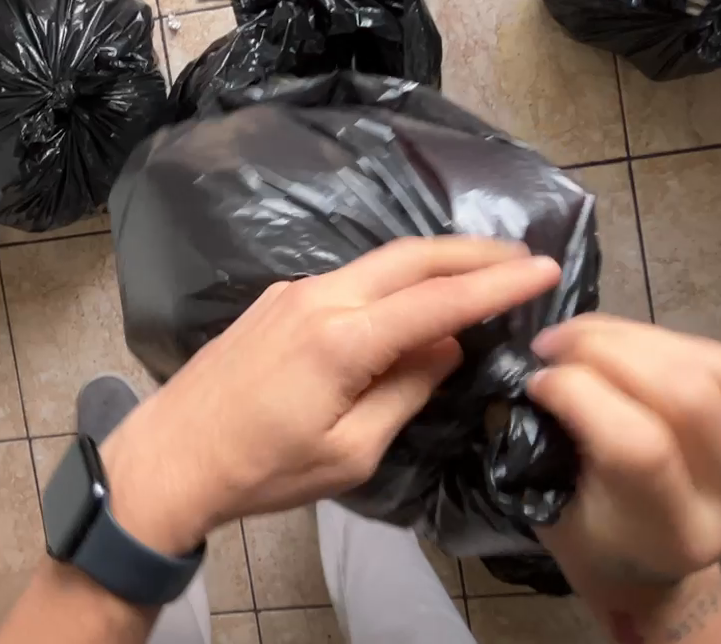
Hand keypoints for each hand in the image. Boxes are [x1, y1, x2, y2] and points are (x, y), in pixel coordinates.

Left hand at [97, 237, 562, 554]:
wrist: (175, 451)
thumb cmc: (263, 467)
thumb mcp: (350, 450)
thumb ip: (404, 389)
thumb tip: (444, 344)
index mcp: (341, 338)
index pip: (436, 301)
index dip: (496, 284)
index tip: (545, 268)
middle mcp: (316, 297)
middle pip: (405, 259)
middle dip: (468, 253)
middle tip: (520, 255)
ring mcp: (290, 292)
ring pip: (375, 265)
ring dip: (429, 264)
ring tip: (478, 271)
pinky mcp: (274, 300)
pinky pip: (347, 279)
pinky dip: (391, 281)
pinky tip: (411, 294)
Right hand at [527, 315, 720, 636]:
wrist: (646, 560)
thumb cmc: (579, 532)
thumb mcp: (539, 502)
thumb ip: (533, 442)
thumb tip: (527, 372)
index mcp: (669, 533)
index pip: (639, 445)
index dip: (577, 392)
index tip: (533, 382)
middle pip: (683, 394)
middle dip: (601, 348)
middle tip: (548, 346)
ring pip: (709, 368)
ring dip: (626, 335)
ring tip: (576, 337)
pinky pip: (720, 363)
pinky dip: (655, 337)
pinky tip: (614, 342)